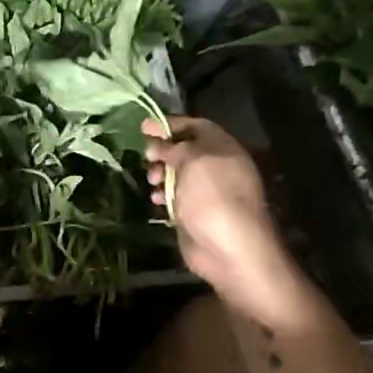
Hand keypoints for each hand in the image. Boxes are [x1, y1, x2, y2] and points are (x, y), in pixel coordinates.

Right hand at [142, 116, 283, 297]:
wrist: (229, 248)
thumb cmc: (213, 197)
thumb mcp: (192, 161)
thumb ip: (173, 147)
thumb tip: (156, 144)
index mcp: (224, 148)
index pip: (196, 126)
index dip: (170, 124)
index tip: (143, 127)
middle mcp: (217, 166)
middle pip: (185, 149)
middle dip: (162, 150)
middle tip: (145, 156)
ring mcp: (207, 191)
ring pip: (178, 173)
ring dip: (160, 173)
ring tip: (150, 180)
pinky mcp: (195, 212)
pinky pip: (175, 196)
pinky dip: (163, 194)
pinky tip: (155, 200)